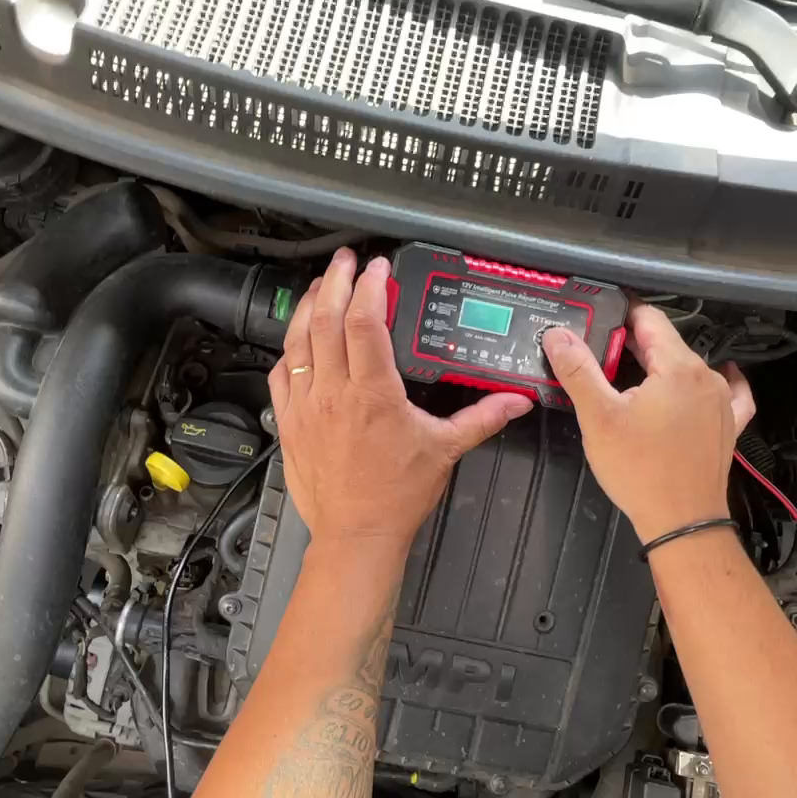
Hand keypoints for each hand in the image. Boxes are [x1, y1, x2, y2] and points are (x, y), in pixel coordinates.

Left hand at [270, 249, 532, 550]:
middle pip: (325, 320)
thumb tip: (515, 401)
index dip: (369, 287)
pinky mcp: (289, 422)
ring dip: (308, 307)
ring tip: (320, 286)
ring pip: (298, 341)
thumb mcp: (445, 450)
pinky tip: (298, 340)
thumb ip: (482, 417)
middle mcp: (334, 393)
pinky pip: (281, 374)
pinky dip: (289, 349)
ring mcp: (306, 406)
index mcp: (373, 393)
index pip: (365, 323)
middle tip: (344, 261)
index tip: (377, 269)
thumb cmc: (396, 496)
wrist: (356, 536)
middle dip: (334, 281)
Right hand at [542, 306, 755, 541]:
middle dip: (631, 343)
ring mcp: (721, 401)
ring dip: (658, 365)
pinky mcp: (728, 424)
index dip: (618, 316)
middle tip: (598, 356)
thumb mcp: (598, 417)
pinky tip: (700, 382)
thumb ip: (578, 370)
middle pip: (665, 342)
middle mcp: (706, 376)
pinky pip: (724, 391)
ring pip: (686, 366)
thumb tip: (558, 334)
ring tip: (626, 379)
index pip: (648, 318)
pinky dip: (705, 382)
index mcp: (677, 367)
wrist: (682, 522)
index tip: (594, 322)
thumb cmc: (639, 470)